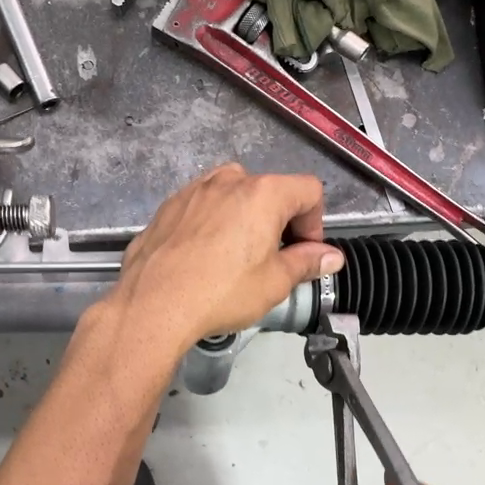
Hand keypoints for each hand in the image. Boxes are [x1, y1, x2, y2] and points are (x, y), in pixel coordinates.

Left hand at [109, 165, 343, 350]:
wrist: (153, 303)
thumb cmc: (221, 292)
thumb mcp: (274, 282)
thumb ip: (306, 262)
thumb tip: (331, 256)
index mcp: (263, 193)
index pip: (308, 191)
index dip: (315, 222)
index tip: (304, 253)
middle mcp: (228, 181)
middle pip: (269, 189)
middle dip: (279, 220)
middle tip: (273, 258)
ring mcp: (193, 191)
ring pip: (232, 194)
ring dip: (244, 217)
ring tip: (236, 256)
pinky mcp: (167, 207)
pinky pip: (201, 206)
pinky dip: (212, 222)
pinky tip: (203, 257)